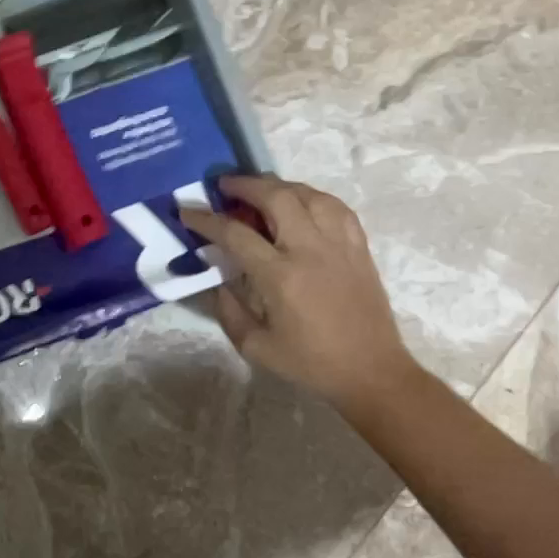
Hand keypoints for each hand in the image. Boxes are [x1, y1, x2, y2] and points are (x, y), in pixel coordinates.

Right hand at [181, 175, 417, 407]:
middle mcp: (310, 250)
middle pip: (276, 197)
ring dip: (279, 185)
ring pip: (309, 194)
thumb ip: (228, 311)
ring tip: (260, 189)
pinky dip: (313, 197)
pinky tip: (301, 202)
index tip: (187, 211)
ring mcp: (339, 245)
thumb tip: (216, 281)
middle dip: (245, 185)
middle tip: (223, 185)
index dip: (206, 219)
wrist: (372, 372)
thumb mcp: (255, 347)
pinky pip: (336, 207)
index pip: (235, 234)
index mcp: (281, 276)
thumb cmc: (310, 363)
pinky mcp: (359, 248)